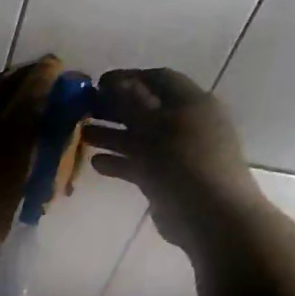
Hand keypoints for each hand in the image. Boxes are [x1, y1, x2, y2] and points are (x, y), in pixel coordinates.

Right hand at [85, 69, 254, 241]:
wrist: (210, 217)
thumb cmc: (183, 162)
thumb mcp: (154, 126)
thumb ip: (131, 102)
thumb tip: (114, 81)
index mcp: (191, 103)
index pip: (158, 79)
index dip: (127, 78)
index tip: (97, 84)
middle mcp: (186, 124)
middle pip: (146, 109)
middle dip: (115, 108)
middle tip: (84, 110)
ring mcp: (178, 153)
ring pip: (140, 138)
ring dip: (112, 135)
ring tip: (83, 135)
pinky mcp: (168, 179)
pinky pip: (140, 164)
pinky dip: (120, 162)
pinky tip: (96, 163)